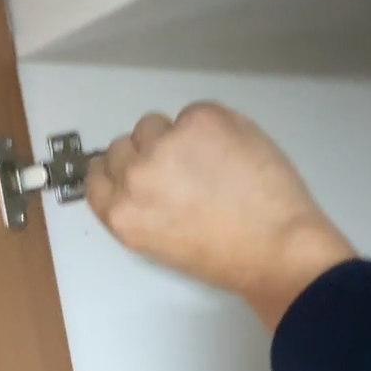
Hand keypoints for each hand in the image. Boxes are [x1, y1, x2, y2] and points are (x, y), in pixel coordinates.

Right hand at [85, 102, 355, 326]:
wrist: (274, 245)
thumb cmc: (223, 257)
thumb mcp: (160, 245)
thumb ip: (139, 210)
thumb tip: (138, 179)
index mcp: (122, 215)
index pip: (96, 176)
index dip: (115, 172)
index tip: (130, 172)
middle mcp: (135, 177)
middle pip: (121, 146)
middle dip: (144, 155)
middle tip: (178, 172)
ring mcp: (167, 143)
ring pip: (154, 124)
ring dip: (172, 136)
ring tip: (206, 163)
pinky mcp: (201, 119)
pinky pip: (193, 113)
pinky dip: (209, 128)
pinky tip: (230, 154)